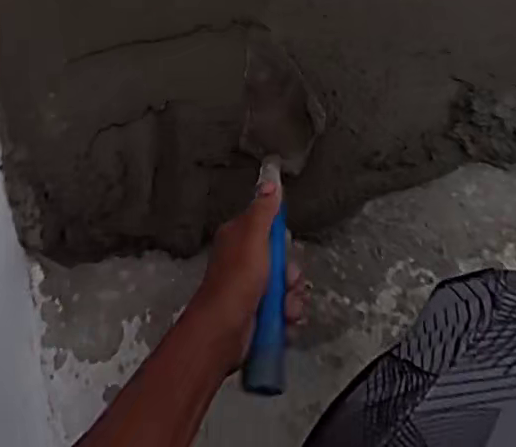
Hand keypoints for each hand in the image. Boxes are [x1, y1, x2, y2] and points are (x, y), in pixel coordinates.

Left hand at [185, 177, 309, 369]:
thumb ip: (263, 210)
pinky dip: (286, 318)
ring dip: (292, 299)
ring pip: (286, 288)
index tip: (284, 247)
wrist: (223, 332)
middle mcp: (244, 263)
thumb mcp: (253, 236)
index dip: (280, 239)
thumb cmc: (237, 280)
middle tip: (287, 283)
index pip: (269, 228)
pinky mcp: (258, 316)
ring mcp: (251, 291)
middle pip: (282, 261)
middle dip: (291, 275)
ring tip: (285, 309)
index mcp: (239, 238)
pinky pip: (283, 311)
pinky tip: (284, 322)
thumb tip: (270, 182)